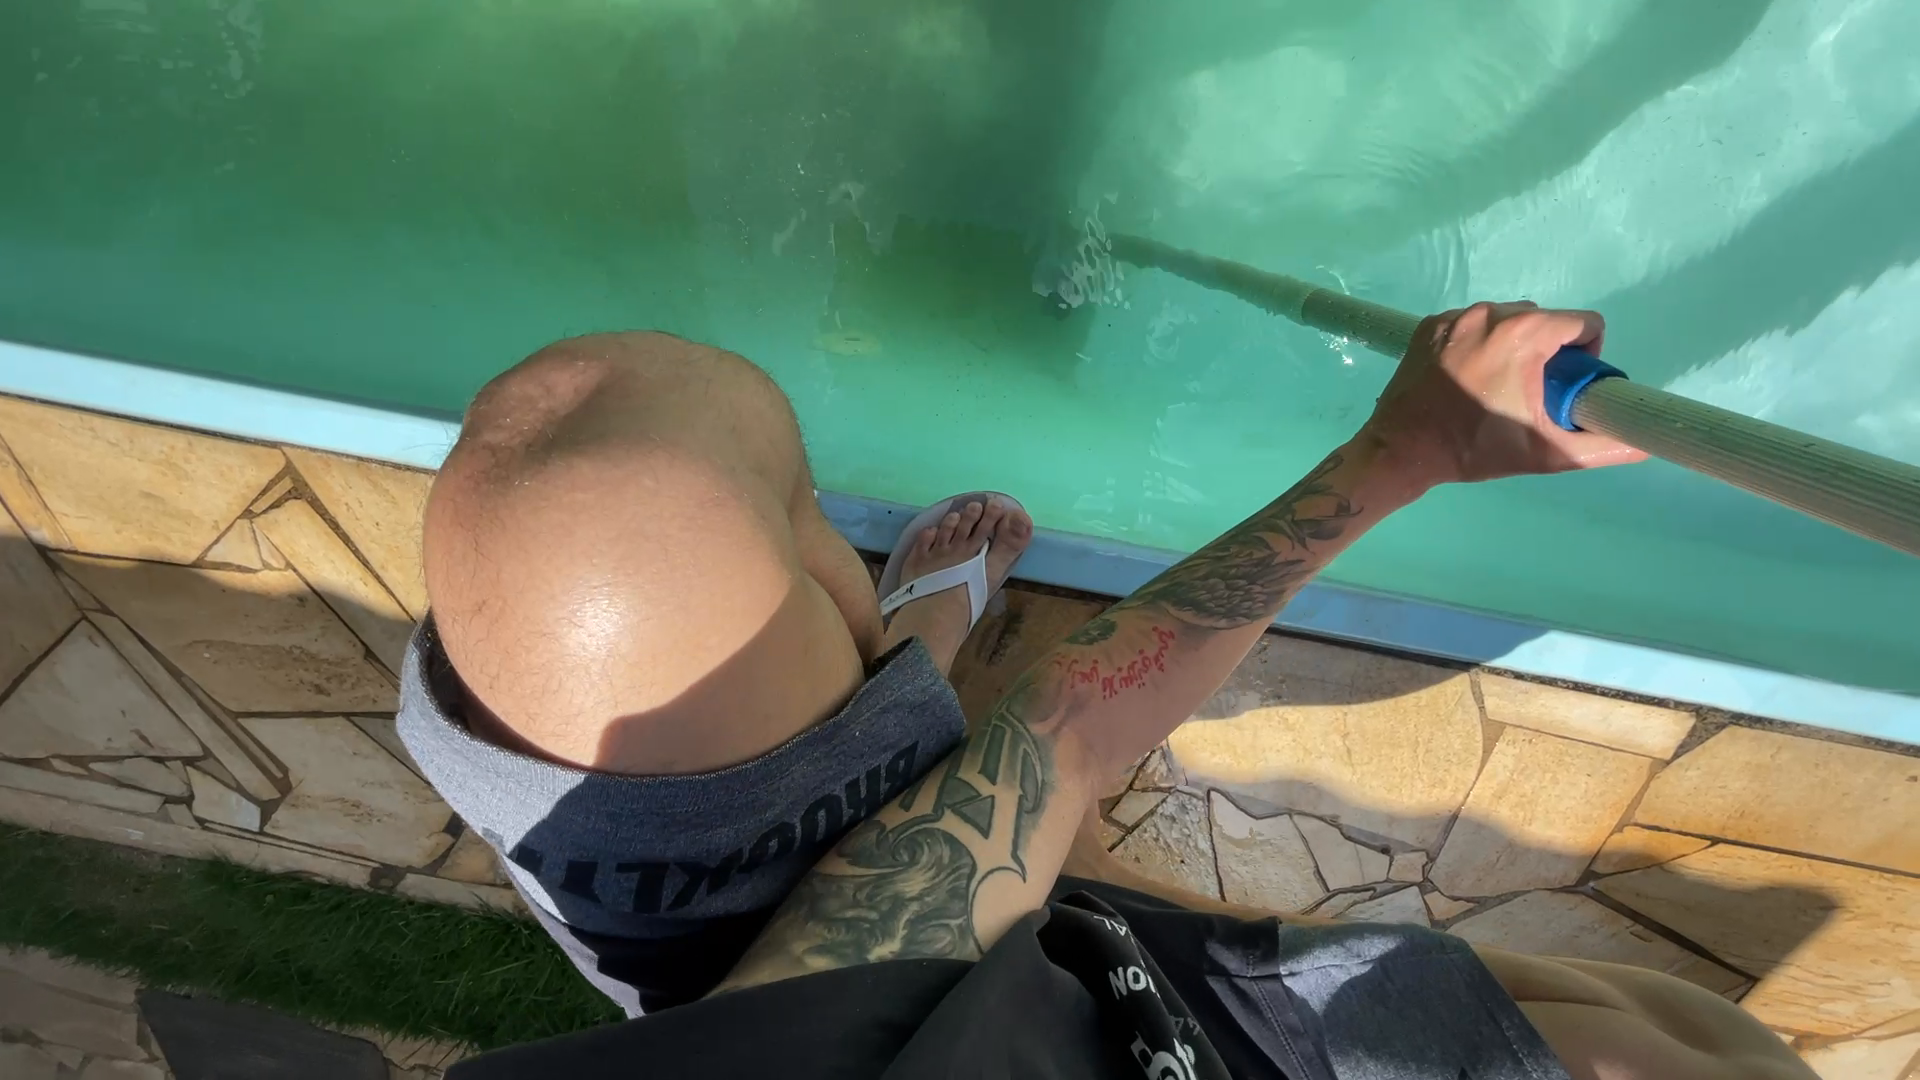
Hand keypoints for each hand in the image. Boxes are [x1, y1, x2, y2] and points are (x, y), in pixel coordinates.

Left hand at [1359, 301, 1648, 487]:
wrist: (1399, 451)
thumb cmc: (1472, 449)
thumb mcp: (1547, 452)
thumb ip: (1604, 445)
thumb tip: (1645, 441)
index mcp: (1524, 332)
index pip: (1584, 323)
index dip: (1585, 355)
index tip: (1563, 385)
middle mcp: (1489, 314)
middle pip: (1544, 320)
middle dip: (1546, 351)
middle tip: (1527, 391)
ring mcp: (1453, 319)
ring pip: (1505, 320)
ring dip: (1511, 345)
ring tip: (1495, 384)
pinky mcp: (1426, 328)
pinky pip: (1469, 325)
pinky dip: (1476, 343)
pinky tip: (1466, 374)